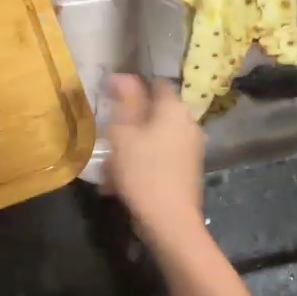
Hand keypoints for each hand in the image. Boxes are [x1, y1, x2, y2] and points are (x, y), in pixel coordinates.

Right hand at [104, 74, 205, 246]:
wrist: (169, 219)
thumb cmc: (143, 171)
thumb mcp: (124, 134)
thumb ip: (123, 101)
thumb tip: (120, 75)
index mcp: (174, 109)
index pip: (155, 83)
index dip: (132, 86)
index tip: (109, 97)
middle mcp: (188, 123)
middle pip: (153, 114)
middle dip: (128, 124)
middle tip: (106, 137)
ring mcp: (190, 148)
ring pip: (153, 138)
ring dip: (131, 148)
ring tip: (109, 167)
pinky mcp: (187, 169)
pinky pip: (159, 157)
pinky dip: (140, 163)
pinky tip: (121, 182)